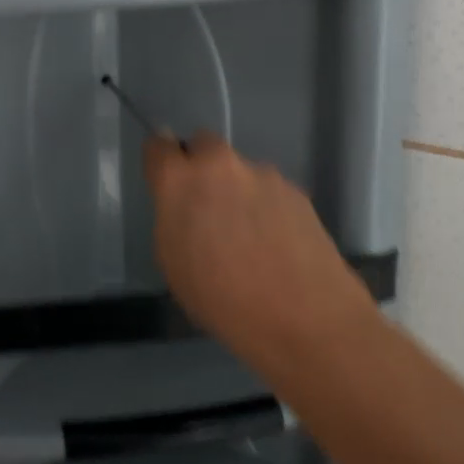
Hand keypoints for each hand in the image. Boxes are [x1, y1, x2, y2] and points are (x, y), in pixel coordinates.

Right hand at [144, 130, 377, 360]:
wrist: (306, 319)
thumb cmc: (222, 299)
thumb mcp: (173, 262)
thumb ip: (172, 218)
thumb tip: (183, 205)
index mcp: (180, 180)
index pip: (158, 146)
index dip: (160, 161)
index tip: (164, 181)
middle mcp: (220, 165)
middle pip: (203, 145)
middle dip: (200, 167)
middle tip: (206, 207)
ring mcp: (263, 175)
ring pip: (239, 171)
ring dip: (237, 191)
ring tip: (249, 237)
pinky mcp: (297, 191)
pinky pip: (269, 191)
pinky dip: (266, 208)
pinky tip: (276, 244)